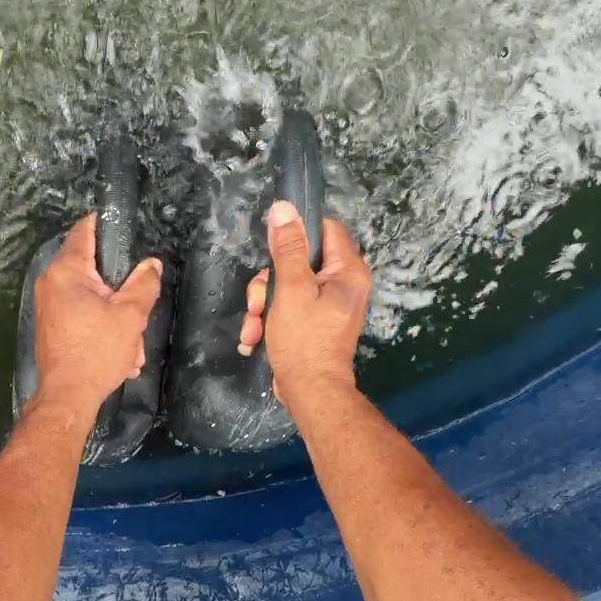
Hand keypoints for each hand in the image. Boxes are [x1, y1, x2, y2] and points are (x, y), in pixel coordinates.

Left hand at [32, 214, 163, 417]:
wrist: (67, 397)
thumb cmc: (97, 351)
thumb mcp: (130, 316)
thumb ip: (144, 284)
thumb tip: (151, 264)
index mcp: (67, 271)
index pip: (84, 231)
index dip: (104, 224)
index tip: (123, 226)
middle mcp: (51, 284)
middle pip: (95, 273)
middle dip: (122, 295)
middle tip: (138, 315)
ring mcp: (49, 308)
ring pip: (93, 302)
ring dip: (117, 322)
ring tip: (131, 349)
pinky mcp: (52, 328)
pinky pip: (83, 320)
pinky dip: (103, 333)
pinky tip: (120, 358)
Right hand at [240, 200, 371, 410]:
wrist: (310, 392)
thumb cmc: (304, 340)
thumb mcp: (290, 289)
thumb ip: (287, 248)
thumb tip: (284, 208)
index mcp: (347, 271)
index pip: (326, 229)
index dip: (297, 234)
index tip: (273, 248)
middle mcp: (343, 285)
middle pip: (299, 262)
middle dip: (268, 283)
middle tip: (257, 302)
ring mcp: (328, 307)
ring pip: (286, 289)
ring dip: (262, 307)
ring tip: (253, 328)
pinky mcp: (314, 326)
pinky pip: (288, 311)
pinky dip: (269, 323)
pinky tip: (255, 339)